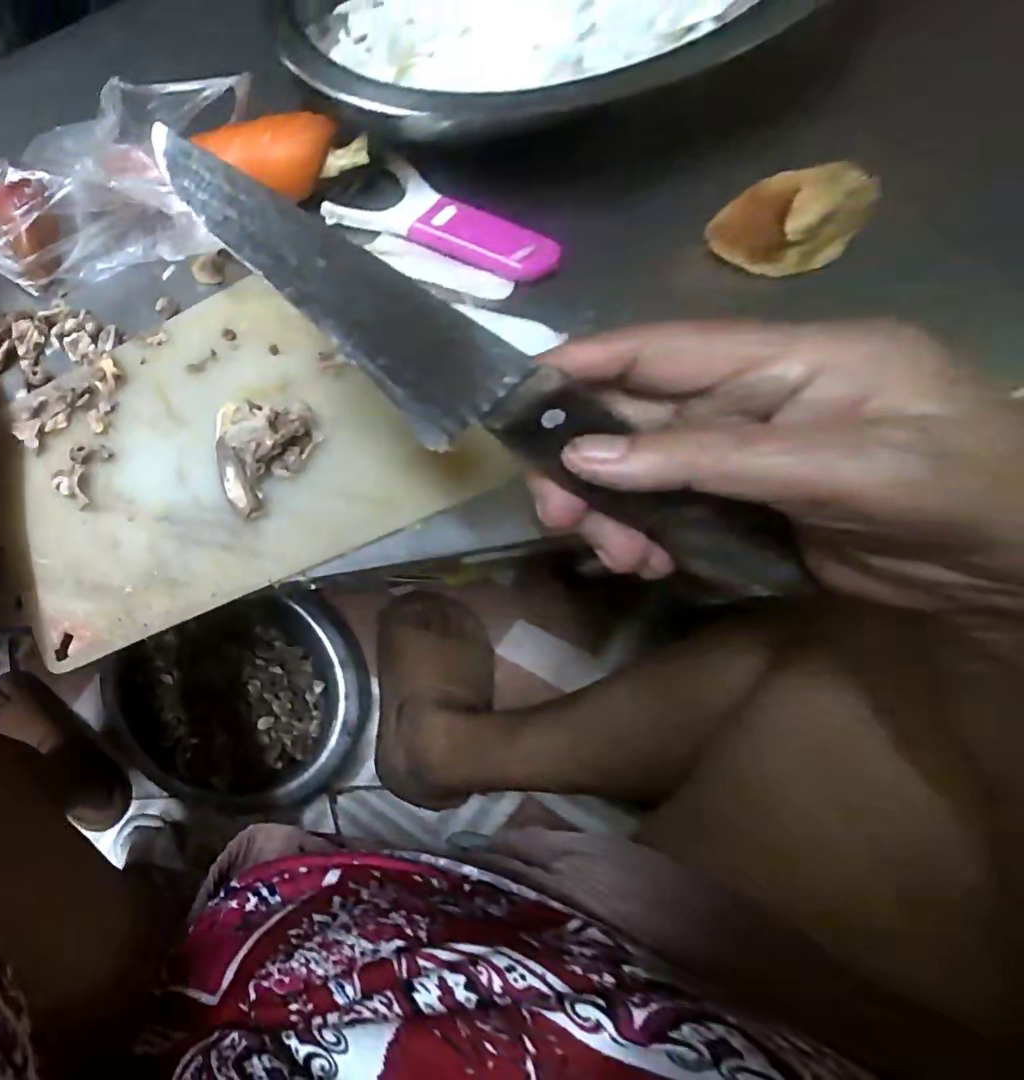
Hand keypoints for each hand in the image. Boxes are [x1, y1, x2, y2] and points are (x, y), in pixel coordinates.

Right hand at [527, 320, 1023, 619]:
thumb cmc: (966, 497)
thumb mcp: (840, 470)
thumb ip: (703, 458)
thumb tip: (579, 458)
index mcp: (785, 358)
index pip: (653, 349)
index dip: (575, 364)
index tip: (507, 399)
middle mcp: (742, 395)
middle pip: (619, 416)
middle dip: (578, 468)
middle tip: (560, 518)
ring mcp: (728, 446)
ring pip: (620, 467)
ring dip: (602, 513)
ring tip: (621, 557)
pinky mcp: (721, 493)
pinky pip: (644, 505)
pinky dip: (630, 535)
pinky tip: (647, 565)